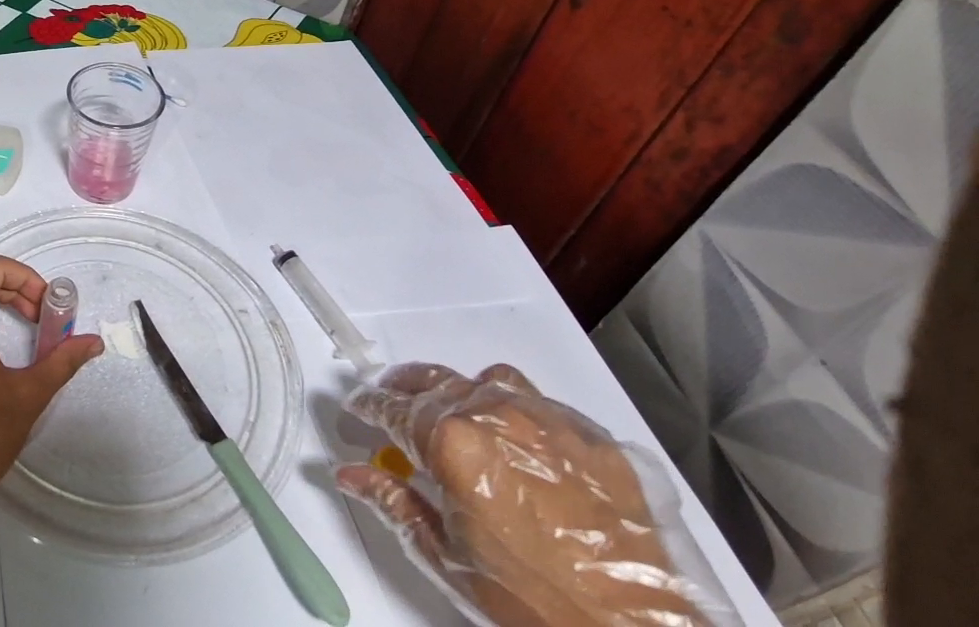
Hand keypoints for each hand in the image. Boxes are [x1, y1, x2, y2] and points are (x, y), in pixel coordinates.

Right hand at [336, 364, 719, 626]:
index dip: (369, 406)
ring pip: (486, 381)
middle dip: (405, 388)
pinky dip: (510, 406)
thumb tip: (350, 473)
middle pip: (435, 381)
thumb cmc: (528, 597)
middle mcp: (495, 414)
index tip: (356, 407)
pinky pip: (537, 400)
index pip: (394, 408)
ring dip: (457, 390)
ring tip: (448, 411)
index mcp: (452, 441)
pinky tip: (510, 436)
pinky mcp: (590, 433)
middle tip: (389, 399)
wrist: (632, 626)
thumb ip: (393, 503)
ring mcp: (547, 418)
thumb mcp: (445, 555)